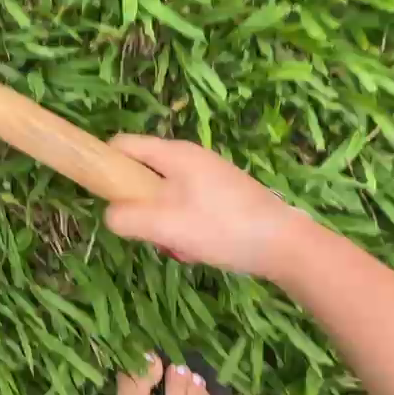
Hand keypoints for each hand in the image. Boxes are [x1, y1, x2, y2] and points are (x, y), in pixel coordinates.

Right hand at [103, 135, 316, 279]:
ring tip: (178, 245)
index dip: (103, 165)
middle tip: (147, 229)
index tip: (102, 194)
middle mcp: (190, 158)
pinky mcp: (223, 196)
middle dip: (136, 204)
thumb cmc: (223, 228)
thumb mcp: (163, 225)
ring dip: (160, 222)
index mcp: (174, 154)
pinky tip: (197, 248)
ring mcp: (209, 177)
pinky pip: (185, 206)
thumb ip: (124, 217)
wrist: (291, 249)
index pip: (120, 145)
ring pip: (163, 195)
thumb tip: (111, 215)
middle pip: (140, 174)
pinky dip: (182, 226)